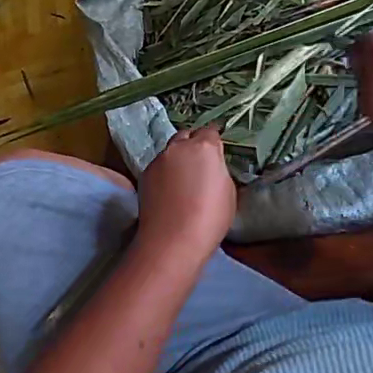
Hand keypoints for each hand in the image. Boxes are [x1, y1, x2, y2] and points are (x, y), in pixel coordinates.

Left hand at [138, 126, 235, 251]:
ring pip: (170, 151)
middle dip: (193, 143)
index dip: (214, 140)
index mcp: (204, 147)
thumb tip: (211, 167)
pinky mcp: (144, 175)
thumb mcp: (228, 190)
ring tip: (184, 179)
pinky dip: (166, 172)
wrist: (172, 241)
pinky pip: (159, 167)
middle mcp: (179, 147)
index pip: (211, 131)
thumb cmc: (210, 217)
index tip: (217, 150)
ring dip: (178, 158)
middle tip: (201, 162)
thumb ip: (218, 170)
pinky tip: (170, 190)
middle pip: (187, 135)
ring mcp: (158, 160)